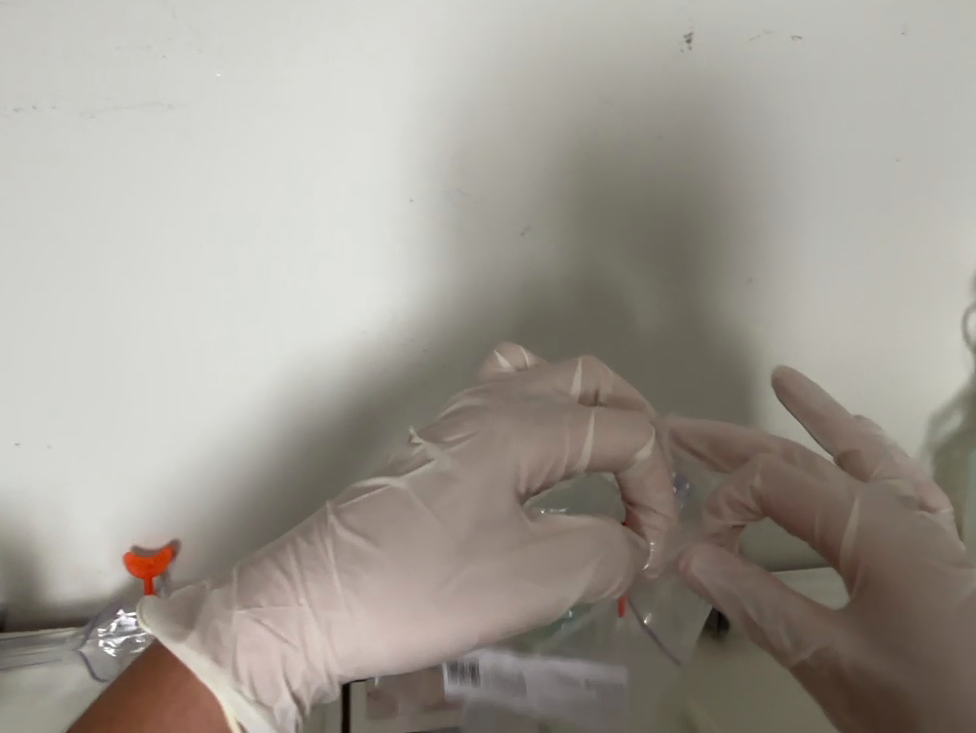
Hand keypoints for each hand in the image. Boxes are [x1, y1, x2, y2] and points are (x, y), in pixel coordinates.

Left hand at [140, 345, 677, 732]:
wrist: (317, 600)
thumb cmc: (423, 585)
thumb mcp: (533, 579)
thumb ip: (606, 552)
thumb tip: (631, 544)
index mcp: (521, 425)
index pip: (626, 432)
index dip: (657, 491)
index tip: (650, 555)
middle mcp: (493, 403)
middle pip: (589, 379)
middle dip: (635, 426)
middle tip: (648, 491)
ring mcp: (461, 416)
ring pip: (542, 375)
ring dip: (589, 408)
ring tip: (606, 462)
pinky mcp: (442, 442)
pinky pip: (505, 396)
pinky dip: (545, 416)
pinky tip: (542, 465)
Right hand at [668, 367, 975, 732]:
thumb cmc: (932, 711)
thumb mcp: (833, 664)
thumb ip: (756, 602)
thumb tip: (682, 556)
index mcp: (873, 527)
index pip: (775, 483)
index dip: (726, 504)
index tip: (697, 550)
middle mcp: (903, 514)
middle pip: (808, 458)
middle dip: (741, 441)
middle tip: (684, 425)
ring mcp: (933, 534)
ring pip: (868, 457)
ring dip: (820, 422)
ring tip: (790, 386)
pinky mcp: (950, 562)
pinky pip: (907, 488)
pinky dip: (876, 458)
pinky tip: (872, 455)